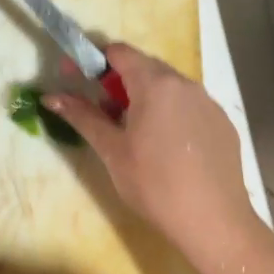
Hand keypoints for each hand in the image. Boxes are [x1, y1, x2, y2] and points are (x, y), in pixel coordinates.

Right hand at [45, 44, 266, 263]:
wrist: (214, 221)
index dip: (92, 59)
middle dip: (117, 79)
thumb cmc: (154, 184)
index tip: (74, 76)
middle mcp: (185, 84)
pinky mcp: (222, 122)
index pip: (119, 52)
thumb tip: (51, 97)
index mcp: (155, 84)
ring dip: (144, 95)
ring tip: (132, 129)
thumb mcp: (112, 150)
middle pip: (144, 66)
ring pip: (168, 86)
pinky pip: (189, 105)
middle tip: (100, 108)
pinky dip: (170, 112)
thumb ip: (82, 116)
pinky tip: (165, 145)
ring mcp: (208, 102)